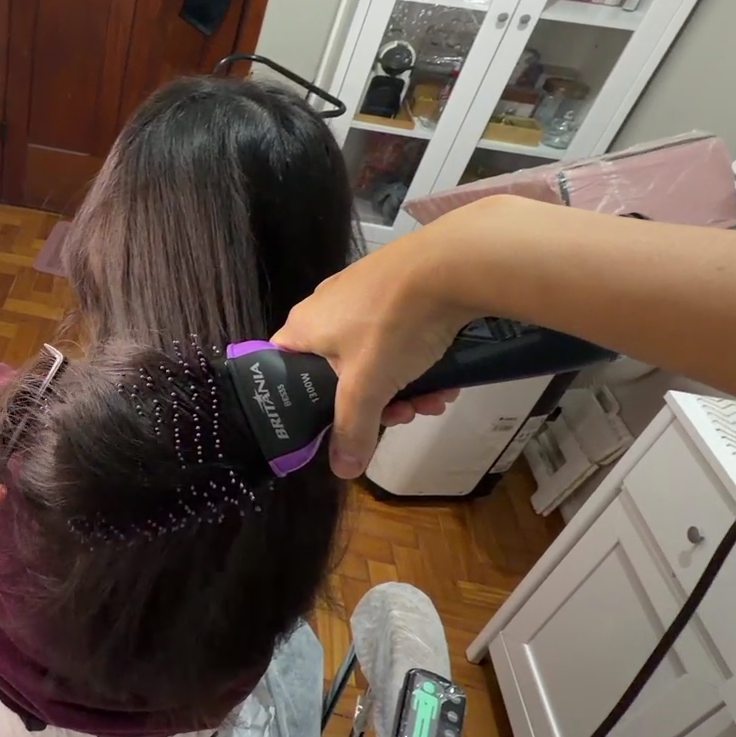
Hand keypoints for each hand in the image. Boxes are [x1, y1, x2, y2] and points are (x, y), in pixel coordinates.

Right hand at [272, 227, 473, 478]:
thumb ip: (353, 429)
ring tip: (433, 400)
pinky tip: (445, 377)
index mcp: (301, 327)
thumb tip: (341, 471)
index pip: (283, 371)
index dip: (303, 402)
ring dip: (400, 387)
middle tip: (399, 416)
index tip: (333, 422)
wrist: (452, 264)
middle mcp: (322, 307)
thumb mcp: (369, 386)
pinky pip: (394, 334)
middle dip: (371, 402)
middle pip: (335, 371)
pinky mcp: (394, 287)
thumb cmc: (392, 324)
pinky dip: (416, 360)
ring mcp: (359, 294)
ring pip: (371, 357)